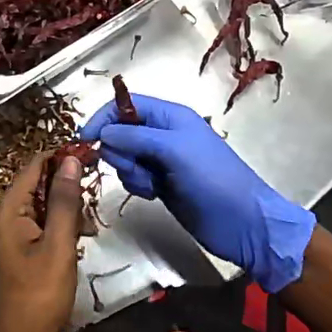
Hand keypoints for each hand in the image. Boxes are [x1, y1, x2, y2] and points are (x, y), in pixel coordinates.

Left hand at [0, 153, 83, 331]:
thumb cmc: (37, 299)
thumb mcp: (57, 247)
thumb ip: (63, 202)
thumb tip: (70, 159)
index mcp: (7, 211)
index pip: (32, 167)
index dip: (60, 156)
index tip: (90, 152)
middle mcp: (4, 218)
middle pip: (35, 185)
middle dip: (65, 184)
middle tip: (96, 191)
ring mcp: (9, 238)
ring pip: (40, 208)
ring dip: (65, 208)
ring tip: (90, 221)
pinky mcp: (18, 255)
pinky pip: (40, 227)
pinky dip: (59, 227)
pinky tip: (79, 238)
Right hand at [80, 93, 315, 291]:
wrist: (245, 226)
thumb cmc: (214, 180)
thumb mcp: (174, 150)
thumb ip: (135, 137)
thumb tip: (103, 133)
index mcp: (169, 116)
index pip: (125, 105)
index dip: (103, 118)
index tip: (86, 139)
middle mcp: (163, 133)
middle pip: (120, 132)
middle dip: (119, 150)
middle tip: (134, 168)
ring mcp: (161, 159)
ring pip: (124, 156)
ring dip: (128, 170)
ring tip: (149, 184)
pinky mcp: (161, 183)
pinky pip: (133, 176)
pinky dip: (136, 184)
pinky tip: (152, 194)